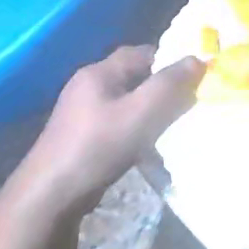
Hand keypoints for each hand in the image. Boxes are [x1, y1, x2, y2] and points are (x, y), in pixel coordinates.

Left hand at [1, 46, 204, 223]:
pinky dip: (137, 126)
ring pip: (127, 100)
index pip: (141, 53)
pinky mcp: (82, 136)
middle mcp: (87, 86)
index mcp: (98, 73)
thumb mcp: (140, 113)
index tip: (193, 76)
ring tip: (174, 122)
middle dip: (162, 85)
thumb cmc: (97, 146)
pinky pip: (118, 121)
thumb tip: (198, 59)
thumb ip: (169, 85)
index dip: (169, 59)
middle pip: (134, 76)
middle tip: (188, 99)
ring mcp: (82, 112)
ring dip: (150, 108)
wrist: (50, 196)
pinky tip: (149, 142)